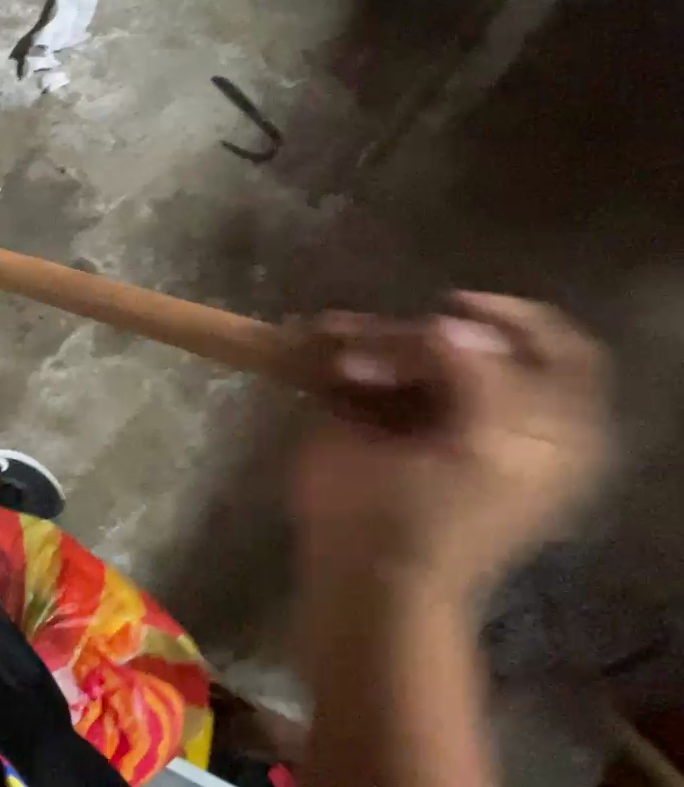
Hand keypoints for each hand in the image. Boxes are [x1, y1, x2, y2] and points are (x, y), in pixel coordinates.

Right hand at [293, 292, 608, 605]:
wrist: (364, 564)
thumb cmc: (434, 519)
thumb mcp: (484, 454)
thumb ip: (483, 381)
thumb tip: (450, 322)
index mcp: (544, 427)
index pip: (555, 351)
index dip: (514, 320)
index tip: (453, 305)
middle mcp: (490, 409)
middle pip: (466, 343)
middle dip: (414, 337)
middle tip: (369, 353)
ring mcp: (426, 409)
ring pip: (407, 348)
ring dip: (369, 339)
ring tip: (334, 353)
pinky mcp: (369, 413)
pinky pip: (360, 363)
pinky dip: (338, 348)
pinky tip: (314, 344)